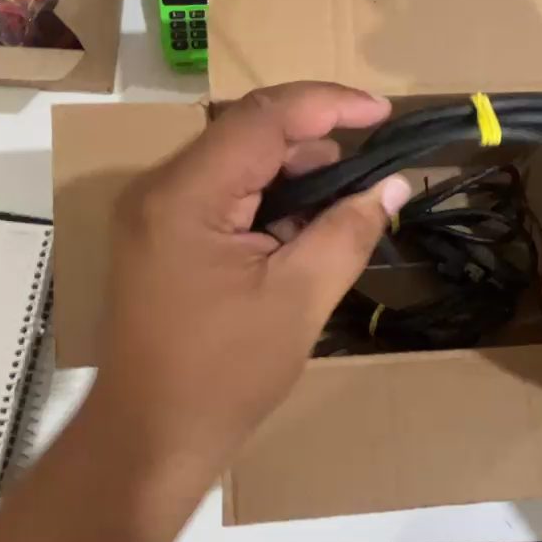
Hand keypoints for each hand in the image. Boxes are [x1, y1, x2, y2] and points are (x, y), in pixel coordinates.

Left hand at [92, 82, 409, 475]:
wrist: (148, 438)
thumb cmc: (224, 376)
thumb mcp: (299, 301)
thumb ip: (347, 232)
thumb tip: (392, 185)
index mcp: (186, 196)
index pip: (264, 118)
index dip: (329, 103)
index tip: (383, 112)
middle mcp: (160, 189)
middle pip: (247, 133)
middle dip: (314, 142)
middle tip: (369, 169)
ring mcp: (154, 212)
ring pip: (236, 162)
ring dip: (293, 173)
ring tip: (342, 204)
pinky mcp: (160, 235)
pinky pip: (222, 194)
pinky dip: (267, 201)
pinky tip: (302, 228)